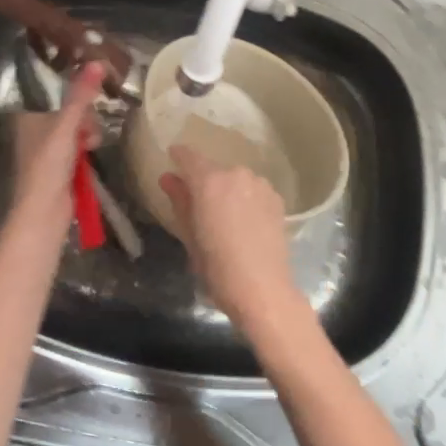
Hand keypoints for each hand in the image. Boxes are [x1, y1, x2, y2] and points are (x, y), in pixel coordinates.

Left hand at [8, 63, 105, 229]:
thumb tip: (97, 61)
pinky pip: (78, 149)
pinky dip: (86, 151)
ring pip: (77, 131)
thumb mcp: (66, 126)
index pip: (59, 96)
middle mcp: (35, 131)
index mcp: (29, 117)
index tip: (92, 105)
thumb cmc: (49, 164)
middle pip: (70, 113)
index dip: (77, 100)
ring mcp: (47, 151)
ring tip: (91, 146)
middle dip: (86, 121)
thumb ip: (81, 96)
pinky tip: (90, 157)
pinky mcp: (59, 167)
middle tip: (89, 133)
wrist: (44, 211)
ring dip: (88, 135)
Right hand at [159, 146, 298, 325]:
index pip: (189, 156)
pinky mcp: (276, 199)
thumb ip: (180, 201)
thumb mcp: (190, 236)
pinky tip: (244, 221)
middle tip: (198, 203)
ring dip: (226, 189)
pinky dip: (245, 198)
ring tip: (224, 216)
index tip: (172, 158)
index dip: (179, 156)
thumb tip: (168, 178)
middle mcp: (236, 174)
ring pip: (235, 179)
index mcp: (209, 182)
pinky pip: (253, 190)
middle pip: (214, 169)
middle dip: (204, 180)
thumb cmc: (217, 267)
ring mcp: (260, 185)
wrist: (263, 290)